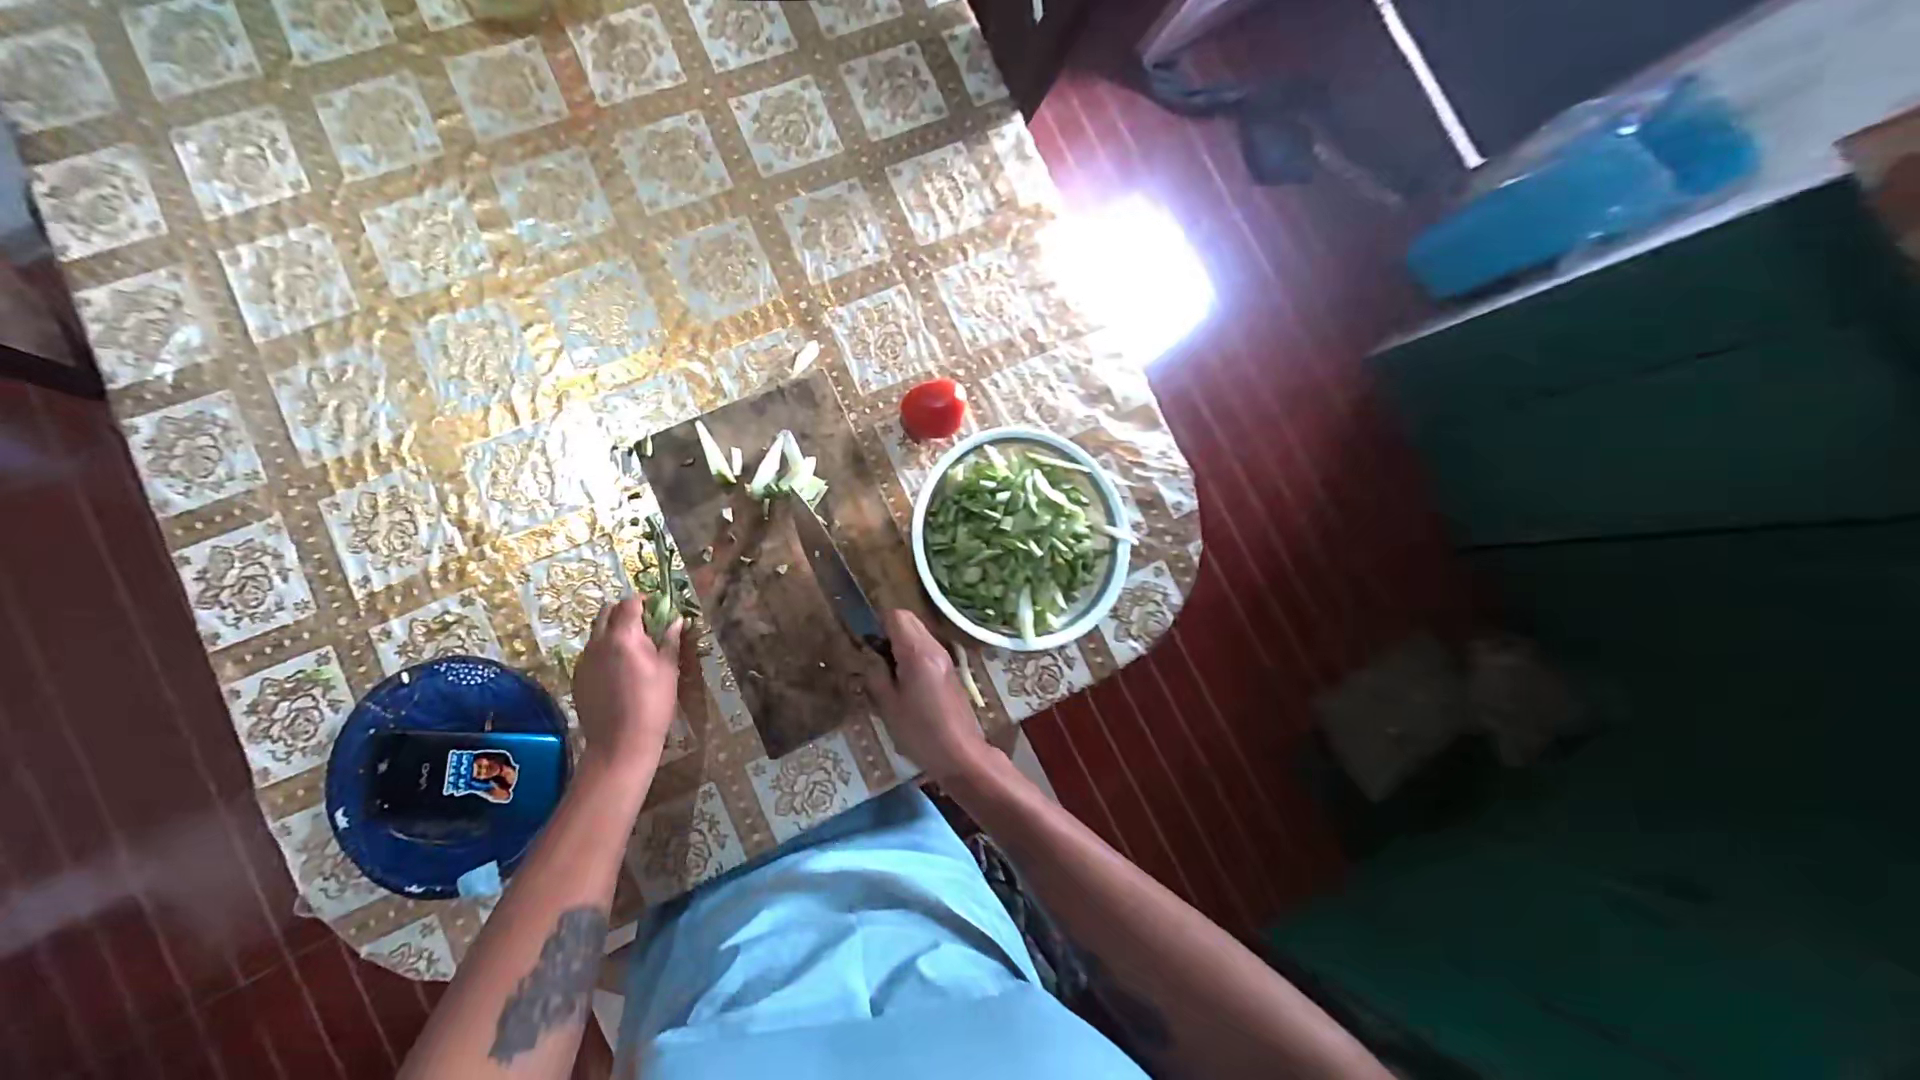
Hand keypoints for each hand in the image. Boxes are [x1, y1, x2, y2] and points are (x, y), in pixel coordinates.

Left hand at [571, 593, 683, 776]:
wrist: (620, 743)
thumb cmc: (653, 704)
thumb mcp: (669, 670)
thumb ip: (670, 641)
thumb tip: (676, 620)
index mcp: (624, 637)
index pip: (629, 603)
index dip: (644, 600)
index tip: (658, 606)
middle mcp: (599, 642)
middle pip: (607, 612)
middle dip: (625, 611)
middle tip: (646, 623)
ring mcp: (585, 660)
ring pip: (597, 632)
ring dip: (614, 630)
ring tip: (635, 648)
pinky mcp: (578, 676)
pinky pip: (592, 653)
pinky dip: (606, 650)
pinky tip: (620, 670)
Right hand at [860, 610, 989, 782]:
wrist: (961, 754)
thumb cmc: (920, 732)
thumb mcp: (888, 705)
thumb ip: (876, 674)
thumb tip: (869, 654)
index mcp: (918, 653)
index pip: (896, 616)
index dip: (877, 623)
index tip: (867, 642)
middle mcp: (935, 648)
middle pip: (909, 620)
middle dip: (889, 631)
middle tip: (876, 657)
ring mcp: (946, 658)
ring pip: (920, 633)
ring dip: (902, 643)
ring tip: (889, 672)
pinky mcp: (951, 670)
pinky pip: (928, 648)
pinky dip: (914, 654)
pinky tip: (906, 681)